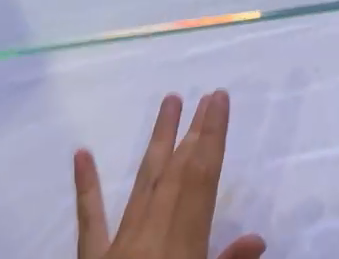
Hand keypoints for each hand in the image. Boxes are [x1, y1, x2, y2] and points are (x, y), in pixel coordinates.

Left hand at [74, 91, 264, 258]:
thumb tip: (256, 239)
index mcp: (182, 245)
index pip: (202, 180)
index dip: (213, 137)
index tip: (219, 101)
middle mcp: (150, 235)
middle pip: (176, 174)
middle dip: (194, 132)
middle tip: (207, 95)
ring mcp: (118, 246)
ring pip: (142, 183)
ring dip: (158, 141)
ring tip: (169, 100)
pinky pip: (90, 220)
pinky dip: (87, 186)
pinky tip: (82, 154)